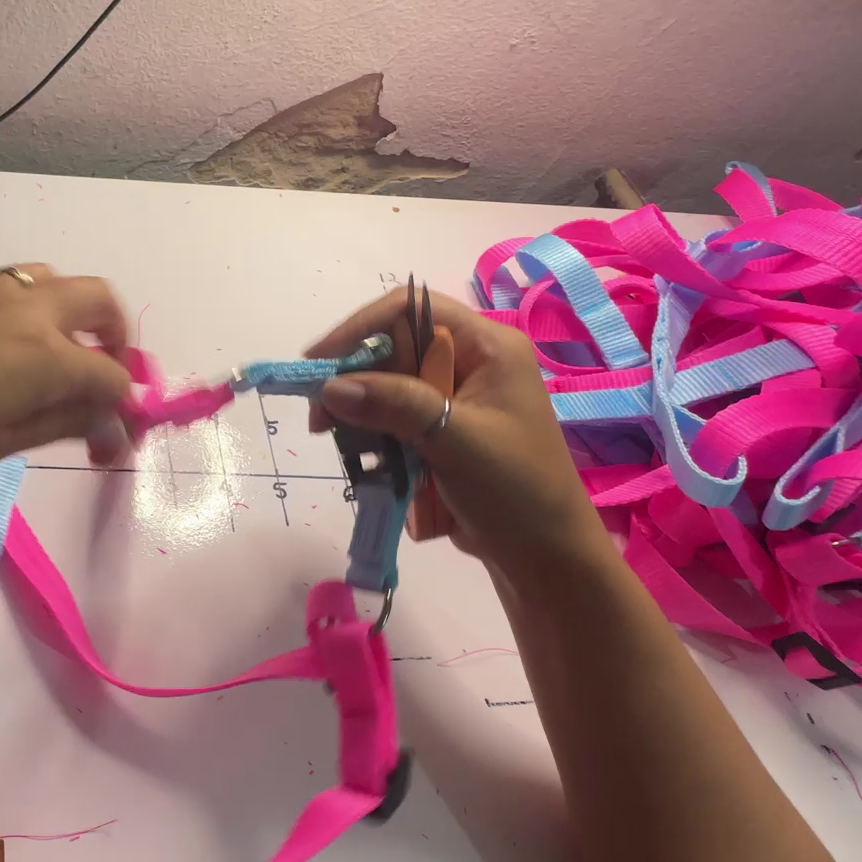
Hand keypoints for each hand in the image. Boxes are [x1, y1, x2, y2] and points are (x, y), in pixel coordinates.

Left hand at [0, 264, 132, 487]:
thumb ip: (58, 424)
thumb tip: (106, 422)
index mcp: (46, 357)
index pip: (113, 376)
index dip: (121, 412)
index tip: (108, 444)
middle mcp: (30, 311)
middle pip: (102, 304)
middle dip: (118, 342)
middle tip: (103, 386)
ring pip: (61, 283)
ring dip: (78, 317)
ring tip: (60, 364)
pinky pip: (22, 286)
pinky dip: (40, 311)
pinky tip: (11, 353)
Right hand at [305, 289, 611, 570]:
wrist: (543, 553)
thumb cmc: (515, 489)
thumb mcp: (456, 440)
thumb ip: (395, 406)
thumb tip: (331, 387)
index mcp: (486, 347)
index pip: (412, 309)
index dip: (360, 327)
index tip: (319, 363)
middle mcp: (467, 362)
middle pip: (391, 346)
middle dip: (351, 374)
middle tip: (319, 413)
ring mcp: (451, 397)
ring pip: (384, 383)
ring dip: (353, 406)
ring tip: (328, 434)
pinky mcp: (437, 429)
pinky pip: (388, 415)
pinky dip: (366, 429)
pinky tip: (354, 450)